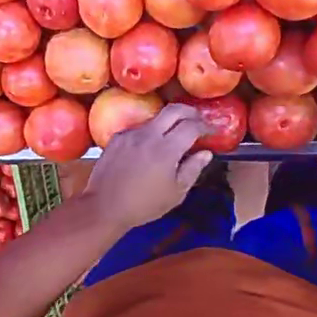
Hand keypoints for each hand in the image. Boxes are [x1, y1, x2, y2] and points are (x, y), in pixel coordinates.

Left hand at [79, 105, 213, 230]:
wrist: (104, 207)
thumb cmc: (144, 205)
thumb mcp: (176, 193)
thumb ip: (193, 169)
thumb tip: (206, 152)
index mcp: (166, 149)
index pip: (192, 126)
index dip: (206, 126)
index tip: (213, 131)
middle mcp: (148, 134)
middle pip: (174, 110)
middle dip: (191, 112)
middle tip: (199, 121)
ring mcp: (131, 134)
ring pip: (156, 118)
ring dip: (170, 122)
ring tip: (176, 135)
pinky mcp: (117, 137)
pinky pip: (139, 128)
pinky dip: (151, 132)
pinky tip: (151, 147)